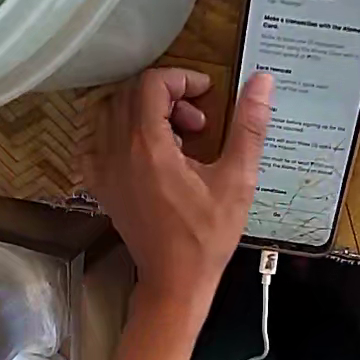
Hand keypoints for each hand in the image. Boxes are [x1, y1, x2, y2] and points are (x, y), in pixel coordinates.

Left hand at [83, 67, 274, 312]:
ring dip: (144, 112)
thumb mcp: (236, 181)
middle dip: (168, 95)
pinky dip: (118, 135)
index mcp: (148, 146)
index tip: (207, 95)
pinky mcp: (101, 187)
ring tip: (175, 137)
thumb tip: (262, 81)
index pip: (152, 83)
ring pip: (111, 114)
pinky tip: (144, 152)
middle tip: (197, 122)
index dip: (183, 79)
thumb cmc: (206, 237)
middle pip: (131, 94)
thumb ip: (248, 128)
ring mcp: (104, 171)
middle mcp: (117, 153)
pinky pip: (96, 143)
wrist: (175, 281)